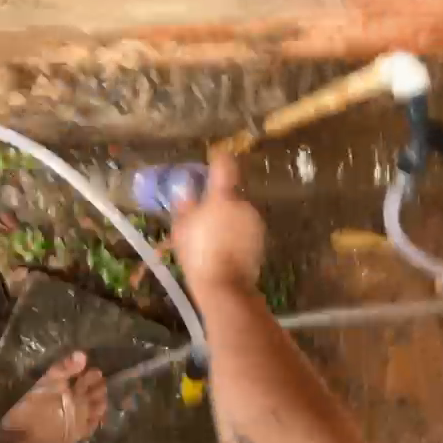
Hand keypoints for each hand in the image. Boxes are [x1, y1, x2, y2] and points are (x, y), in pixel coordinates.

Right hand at [171, 152, 265, 290]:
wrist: (224, 285)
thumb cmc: (198, 253)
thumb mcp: (181, 228)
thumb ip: (185, 206)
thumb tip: (186, 191)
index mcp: (222, 197)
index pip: (225, 166)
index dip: (219, 159)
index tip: (214, 156)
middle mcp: (243, 204)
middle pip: (229, 194)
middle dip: (217, 201)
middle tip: (201, 215)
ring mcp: (254, 222)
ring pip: (237, 213)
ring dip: (226, 218)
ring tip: (210, 236)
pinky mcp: (260, 239)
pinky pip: (244, 228)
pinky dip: (235, 233)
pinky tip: (222, 247)